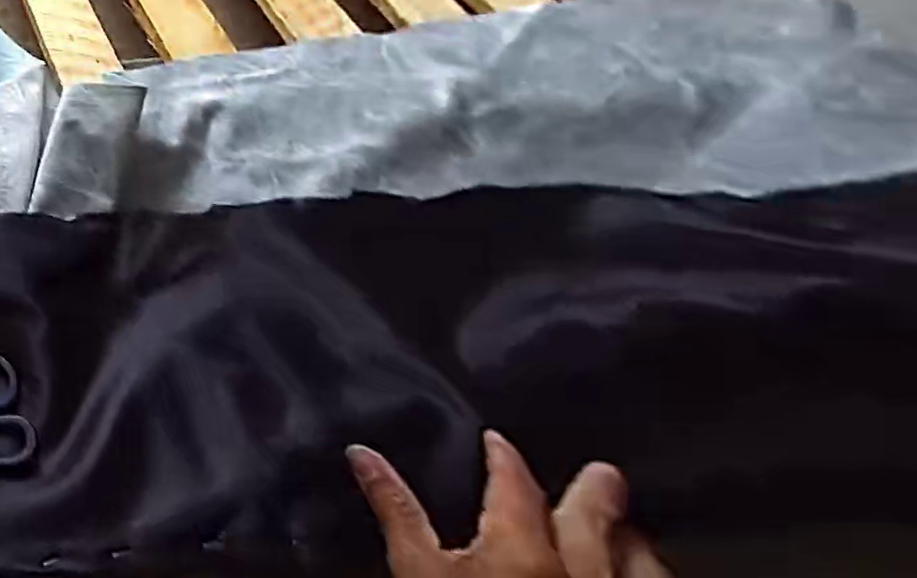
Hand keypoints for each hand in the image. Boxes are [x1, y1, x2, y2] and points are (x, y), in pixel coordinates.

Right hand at [346, 430, 670, 577]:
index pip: (514, 486)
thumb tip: (361, 453)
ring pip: (643, 573)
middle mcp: (580, 577)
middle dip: (596, 496)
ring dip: (637, 549)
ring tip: (635, 534)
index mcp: (522, 550)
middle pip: (592, 526)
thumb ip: (396, 509)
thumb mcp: (417, 572)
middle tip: (606, 474)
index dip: (505, 459)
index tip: (498, 441)